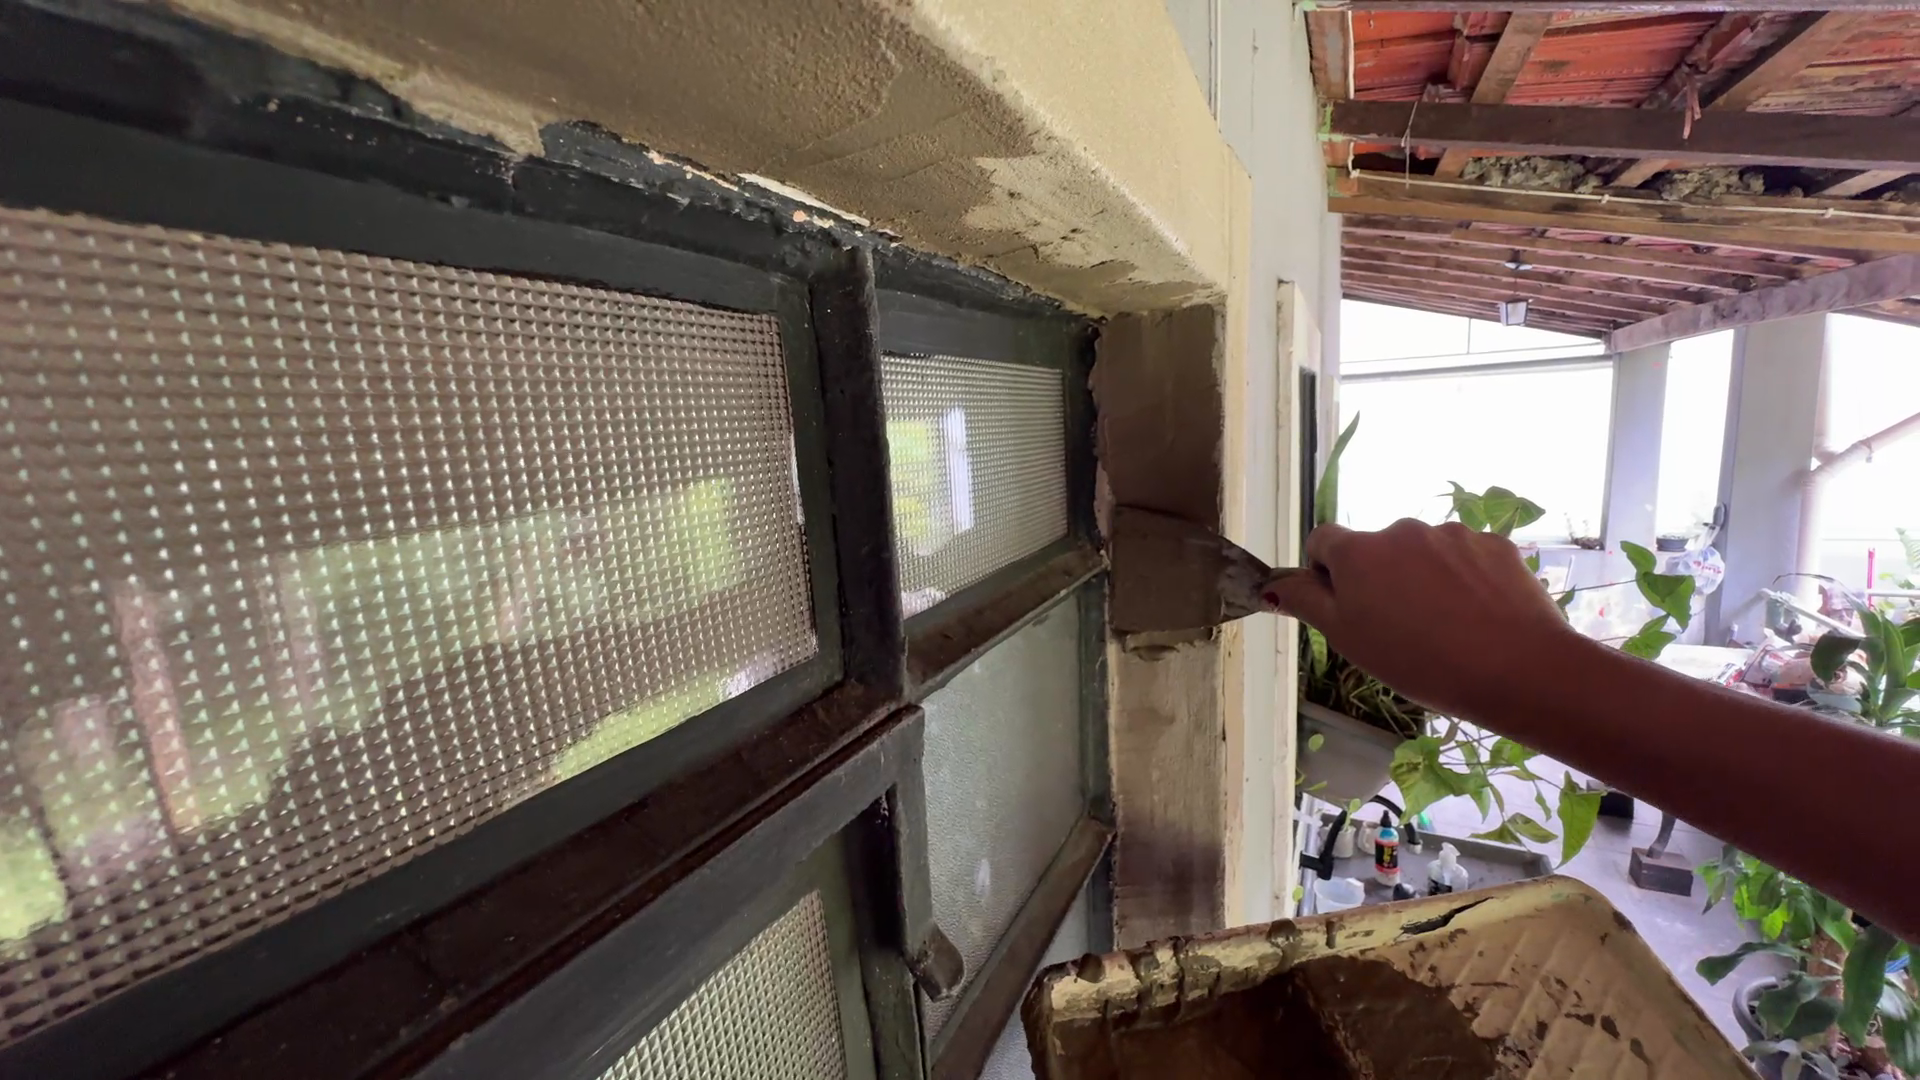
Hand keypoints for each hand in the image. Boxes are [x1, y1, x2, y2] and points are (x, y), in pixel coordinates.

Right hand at [1264, 519, 1585, 718]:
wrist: (1518, 669)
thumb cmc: (1415, 658)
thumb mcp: (1344, 637)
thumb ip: (1303, 601)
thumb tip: (1270, 584)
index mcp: (1357, 550)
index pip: (1322, 541)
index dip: (1326, 573)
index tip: (1346, 608)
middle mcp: (1401, 529)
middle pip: (1374, 549)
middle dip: (1378, 577)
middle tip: (1395, 627)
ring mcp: (1452, 534)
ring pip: (1421, 553)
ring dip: (1420, 578)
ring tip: (1443, 626)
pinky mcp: (1496, 545)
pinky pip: (1464, 557)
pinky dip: (1462, 579)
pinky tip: (1476, 615)